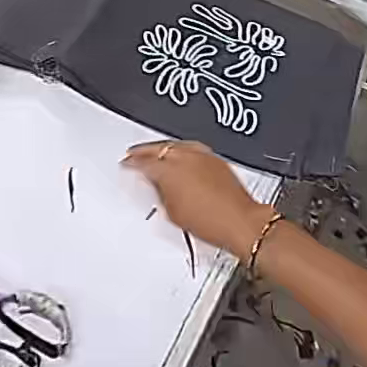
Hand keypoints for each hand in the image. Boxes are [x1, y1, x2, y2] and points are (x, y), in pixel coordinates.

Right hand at [122, 140, 272, 259]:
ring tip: (154, 153)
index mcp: (168, 170)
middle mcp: (184, 158)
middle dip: (143, 152)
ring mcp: (201, 155)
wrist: (240, 222)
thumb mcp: (172, 212)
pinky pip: (191, 147)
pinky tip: (179, 155)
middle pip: (157, 148)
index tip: (127, 164)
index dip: (131, 163)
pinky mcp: (214, 158)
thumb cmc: (210, 221)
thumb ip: (159, 192)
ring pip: (174, 144)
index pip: (142, 162)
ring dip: (161, 148)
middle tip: (134, 155)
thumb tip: (157, 185)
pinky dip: (180, 149)